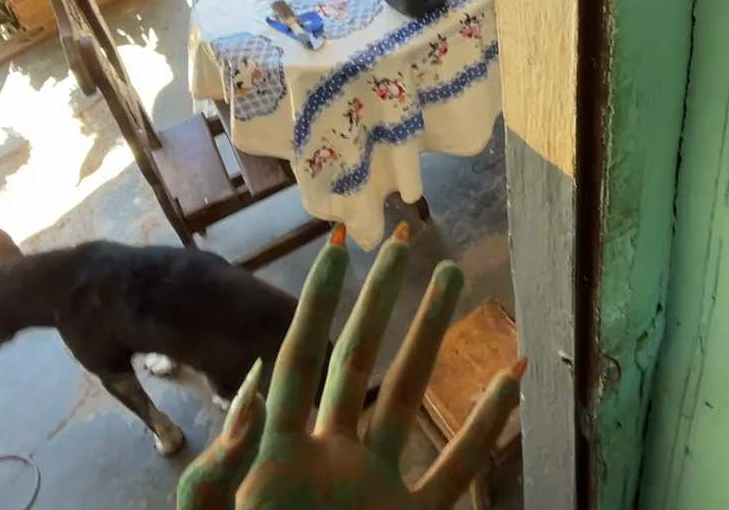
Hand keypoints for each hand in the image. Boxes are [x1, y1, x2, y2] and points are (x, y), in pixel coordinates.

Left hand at [176, 224, 524, 508]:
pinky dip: (485, 428)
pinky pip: (457, 472)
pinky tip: (510, 381)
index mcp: (281, 460)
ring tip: (455, 279)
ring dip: (435, 337)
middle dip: (382, 300)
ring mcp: (376, 491)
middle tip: (406, 244)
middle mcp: (333, 460)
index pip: (298, 363)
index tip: (337, 249)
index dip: (315, 306)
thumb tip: (254, 395)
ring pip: (412, 398)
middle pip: (359, 362)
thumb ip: (218, 476)